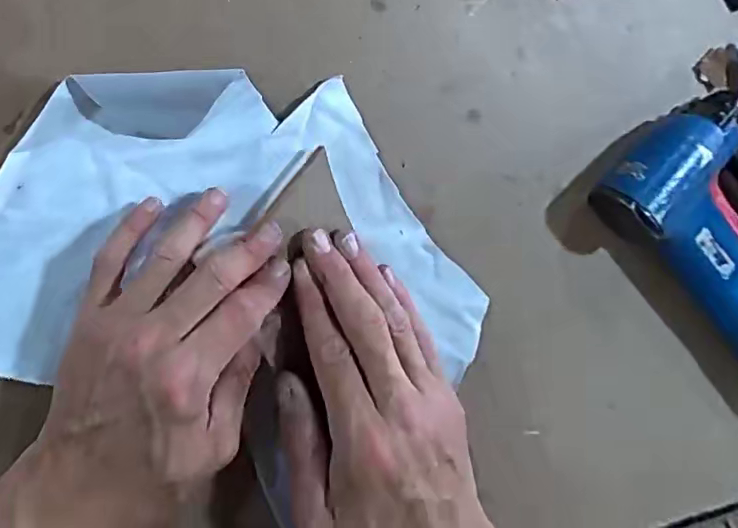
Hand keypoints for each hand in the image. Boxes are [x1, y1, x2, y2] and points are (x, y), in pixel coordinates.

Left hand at [0, 190, 290, 527]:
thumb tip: (259, 326)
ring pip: (163, 257)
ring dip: (194, 221)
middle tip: (270, 227)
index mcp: (187, 377)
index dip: (268, 284)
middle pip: (211, 277)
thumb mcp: (212, 447)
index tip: (285, 263)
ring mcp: (117, 322)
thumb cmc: (150, 474)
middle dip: (247, 248)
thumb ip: (238, 383)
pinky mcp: (89, 316)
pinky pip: (108, 262)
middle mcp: (154, 340)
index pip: (241, 312)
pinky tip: (152, 204)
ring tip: (218, 195)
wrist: (72, 487)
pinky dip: (129, 230)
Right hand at [279, 228, 491, 527]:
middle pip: (367, 325)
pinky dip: (406, 300)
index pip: (334, 353)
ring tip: (349, 240)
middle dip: (340, 275)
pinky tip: (388, 273)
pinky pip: (424, 337)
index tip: (300, 268)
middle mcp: (401, 406)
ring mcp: (432, 396)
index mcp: (364, 439)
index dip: (315, 305)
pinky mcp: (449, 394)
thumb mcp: (317, 517)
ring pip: (397, 321)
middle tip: (318, 237)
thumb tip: (288, 377)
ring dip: (371, 275)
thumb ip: (301, 446)